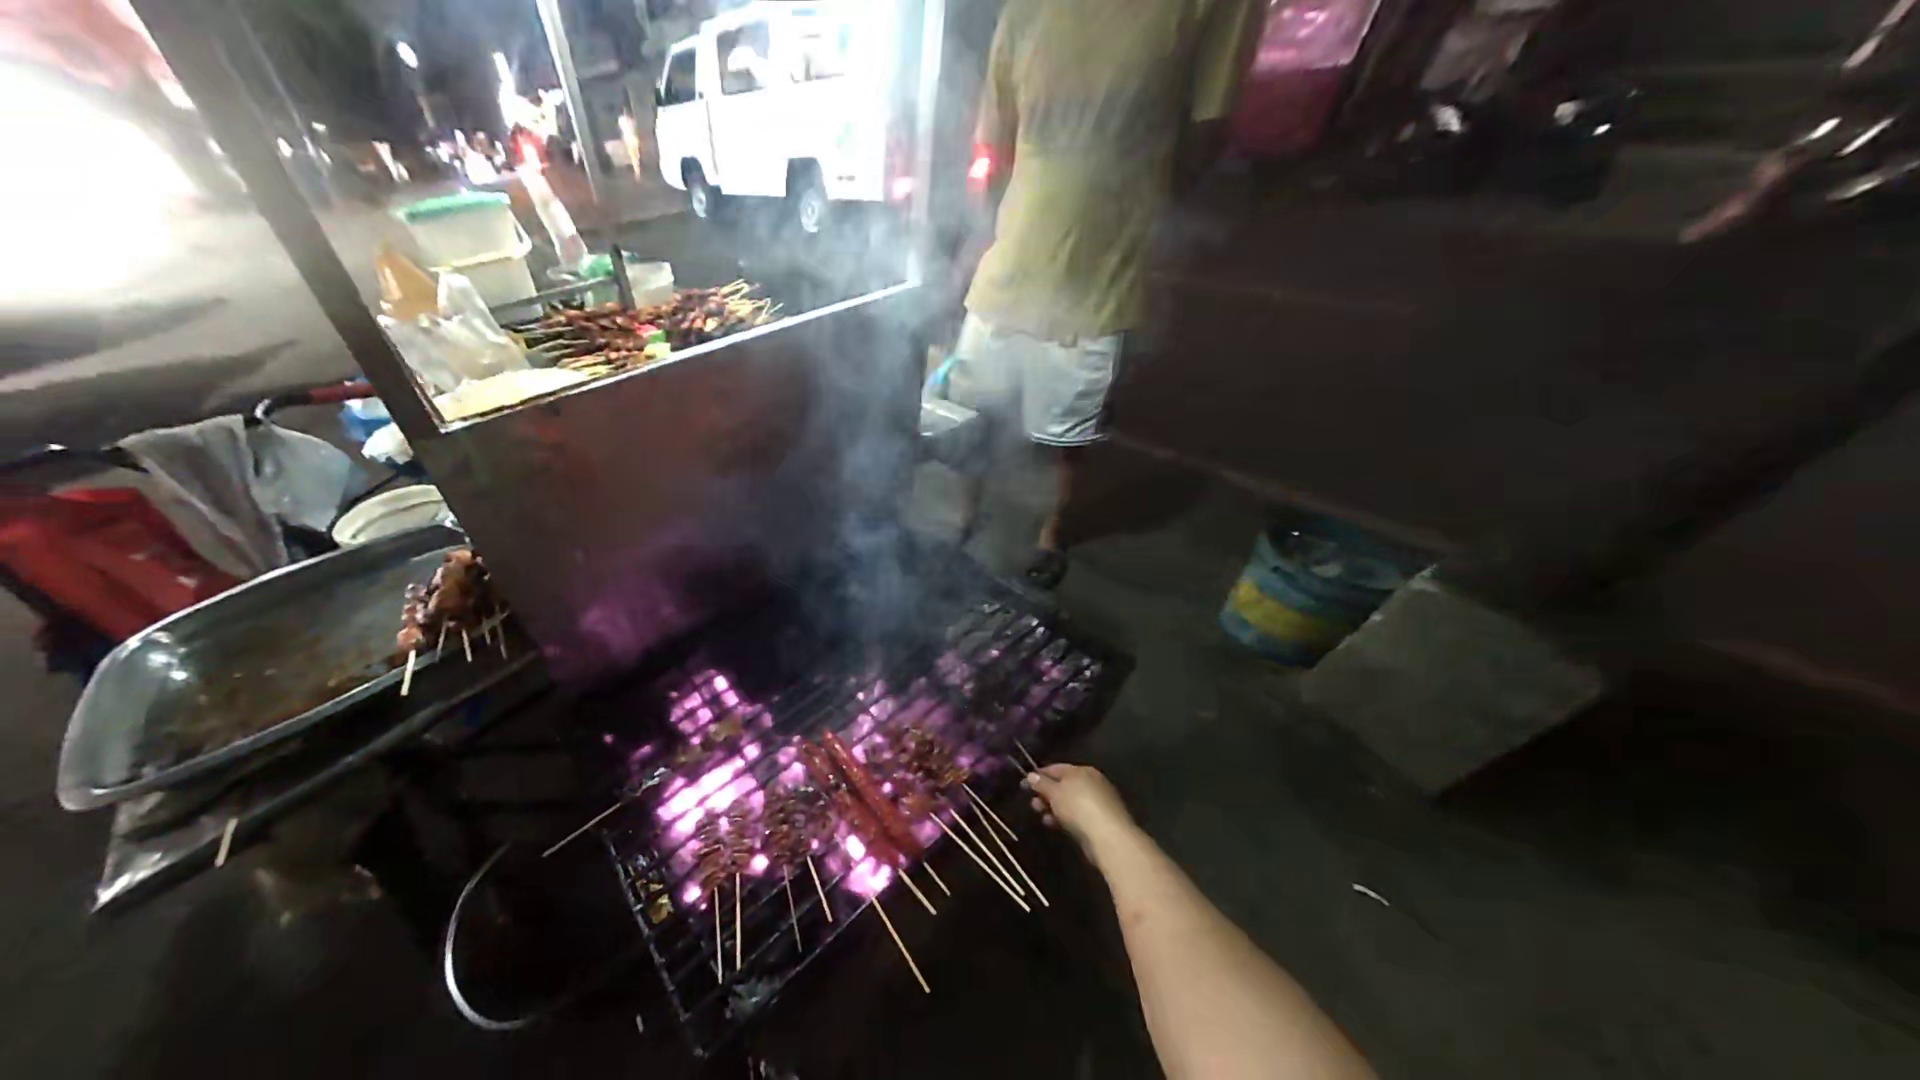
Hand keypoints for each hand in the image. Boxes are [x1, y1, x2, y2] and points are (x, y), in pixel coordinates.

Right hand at [1023, 763, 1137, 863]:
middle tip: (1033, 803)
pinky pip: (1076, 814)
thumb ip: (1042, 783)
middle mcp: (1091, 782)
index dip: (1039, 775)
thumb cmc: (1078, 806)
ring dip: (1053, 807)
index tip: (1024, 784)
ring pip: (1069, 801)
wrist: (1108, 835)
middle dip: (1046, 793)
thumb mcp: (1055, 792)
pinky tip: (1054, 824)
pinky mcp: (1098, 819)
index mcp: (1082, 770)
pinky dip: (1064, 817)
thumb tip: (1031, 775)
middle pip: (1063, 785)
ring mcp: (1096, 801)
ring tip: (1041, 816)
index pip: (1056, 768)